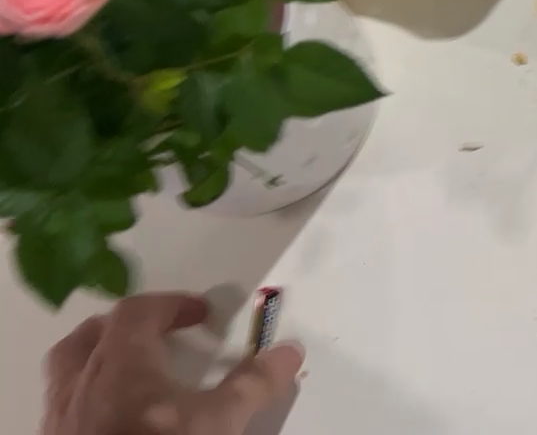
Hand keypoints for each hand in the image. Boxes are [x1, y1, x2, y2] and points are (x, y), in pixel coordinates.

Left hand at [41, 292, 302, 434]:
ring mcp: (59, 422)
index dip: (174, 304)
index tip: (205, 316)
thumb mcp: (221, 418)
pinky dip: (96, 397)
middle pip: (88, 338)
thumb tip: (288, 352)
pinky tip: (126, 416)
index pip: (137, 312)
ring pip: (70, 375)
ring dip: (106, 362)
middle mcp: (80, 388)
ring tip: (145, 374)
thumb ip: (256, 381)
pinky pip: (68, 408)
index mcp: (121, 367)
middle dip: (126, 326)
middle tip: (164, 332)